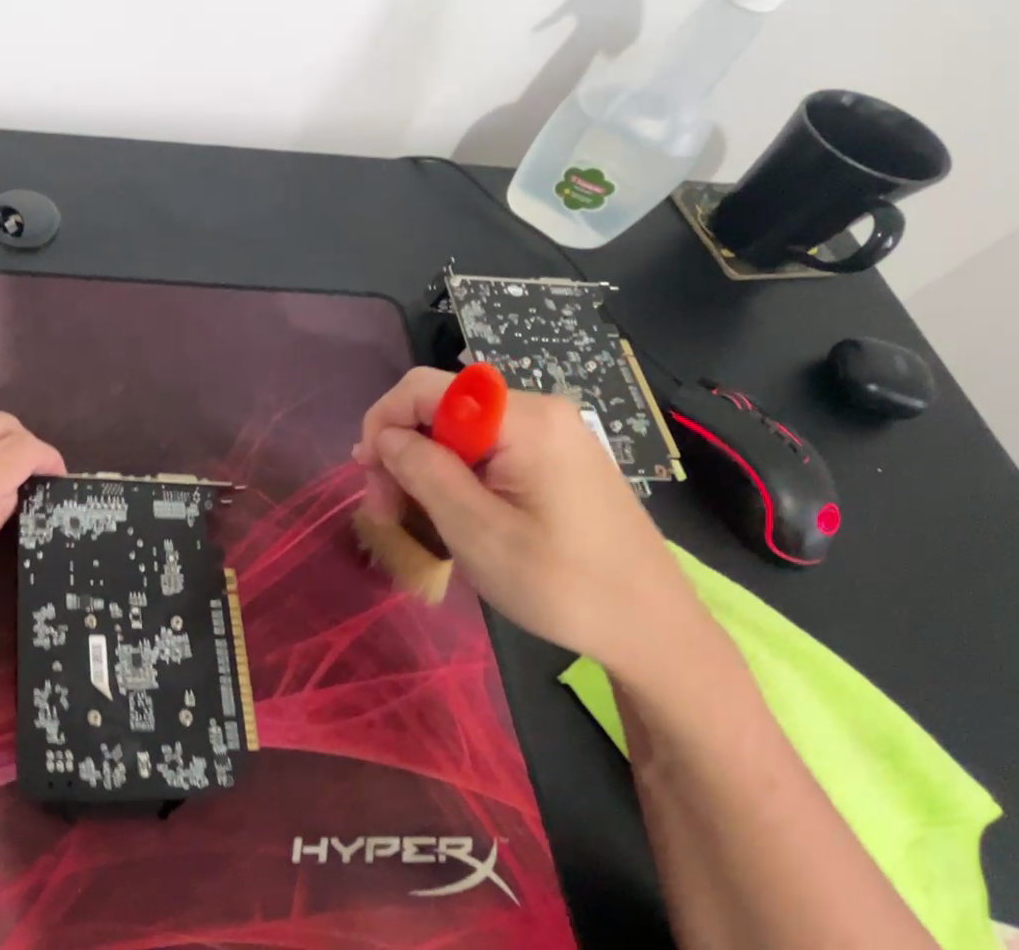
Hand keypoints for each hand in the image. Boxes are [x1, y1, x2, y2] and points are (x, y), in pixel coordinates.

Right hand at [352, 367, 699, 667]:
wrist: (651, 629)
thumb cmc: (560, 584)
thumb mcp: (476, 530)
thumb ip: (423, 471)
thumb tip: (384, 436)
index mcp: (525, 419)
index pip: (425, 388)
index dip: (383, 422)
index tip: (367, 475)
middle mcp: (541, 412)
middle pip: (441, 409)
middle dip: (402, 453)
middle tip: (384, 513)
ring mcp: (554, 436)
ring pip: (459, 433)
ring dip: (424, 470)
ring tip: (412, 521)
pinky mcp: (558, 461)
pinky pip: (488, 451)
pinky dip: (455, 478)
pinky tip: (451, 517)